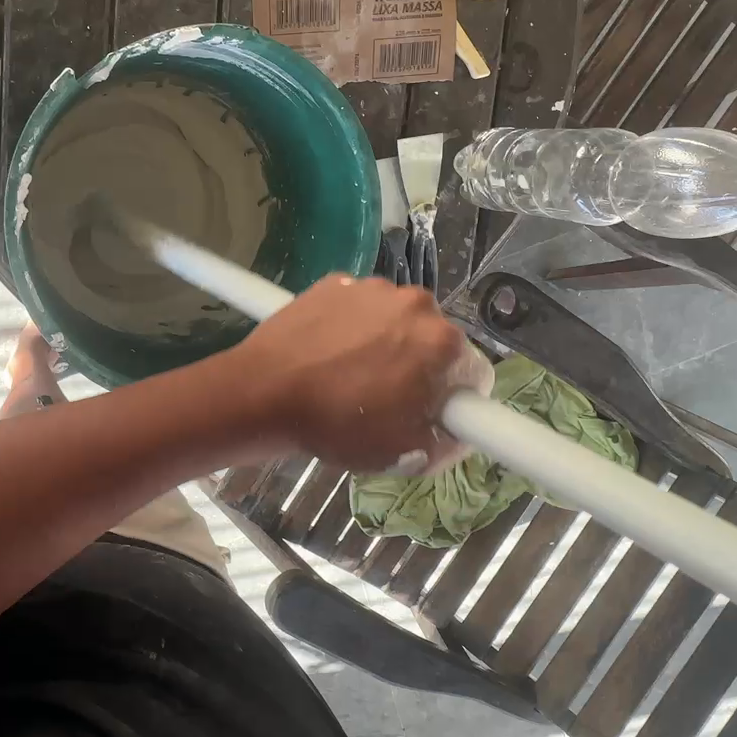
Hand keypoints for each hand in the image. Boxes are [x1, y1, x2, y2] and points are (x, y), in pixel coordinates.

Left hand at [228, 275, 483, 473]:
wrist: (264, 390)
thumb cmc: (337, 424)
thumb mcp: (404, 454)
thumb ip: (447, 444)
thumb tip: (457, 432)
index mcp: (442, 343)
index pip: (472, 372)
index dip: (455, 397)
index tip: (429, 411)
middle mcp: (414, 303)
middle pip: (431, 339)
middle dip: (417, 365)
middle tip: (383, 396)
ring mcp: (370, 287)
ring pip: (393, 319)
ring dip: (383, 340)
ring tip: (347, 372)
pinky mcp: (333, 282)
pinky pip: (356, 306)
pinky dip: (349, 323)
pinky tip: (326, 350)